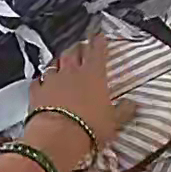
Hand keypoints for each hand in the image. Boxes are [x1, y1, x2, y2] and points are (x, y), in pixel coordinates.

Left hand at [23, 33, 134, 171]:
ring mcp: (52, 80)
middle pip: (74, 51)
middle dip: (78, 47)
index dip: (98, 41)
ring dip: (60, 59)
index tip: (99, 35)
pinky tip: (43, 80)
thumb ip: (124, 110)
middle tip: (81, 46)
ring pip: (55, 62)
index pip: (97, 51)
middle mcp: (72, 72)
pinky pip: (39, 80)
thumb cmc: (90, 126)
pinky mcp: (37, 92)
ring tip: (63, 59)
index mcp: (94, 74)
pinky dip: (42, 78)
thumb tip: (133, 104)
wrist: (58, 136)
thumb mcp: (114, 121)